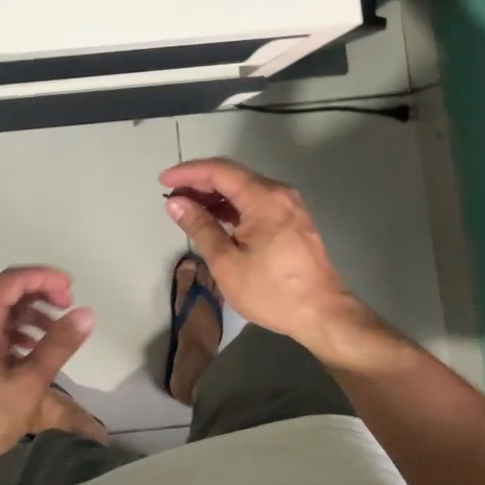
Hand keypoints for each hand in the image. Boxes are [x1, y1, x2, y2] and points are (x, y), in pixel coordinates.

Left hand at [0, 266, 95, 484]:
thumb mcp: (28, 384)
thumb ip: (58, 345)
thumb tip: (87, 313)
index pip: (12, 280)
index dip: (44, 278)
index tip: (71, 288)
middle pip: (4, 292)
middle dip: (39, 295)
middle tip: (67, 308)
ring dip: (27, 315)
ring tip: (54, 333)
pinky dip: (12, 331)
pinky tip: (30, 350)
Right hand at [160, 158, 392, 366]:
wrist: (322, 313)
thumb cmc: (271, 290)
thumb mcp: (227, 261)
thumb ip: (200, 226)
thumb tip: (175, 202)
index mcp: (264, 197)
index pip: (219, 171)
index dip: (188, 172)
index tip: (163, 180)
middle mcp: (279, 193)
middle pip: (233, 175)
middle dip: (200, 182)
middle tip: (172, 196)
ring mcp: (289, 206)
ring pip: (245, 189)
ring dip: (215, 195)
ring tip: (188, 208)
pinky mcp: (292, 220)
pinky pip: (256, 202)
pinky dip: (233, 206)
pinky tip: (215, 219)